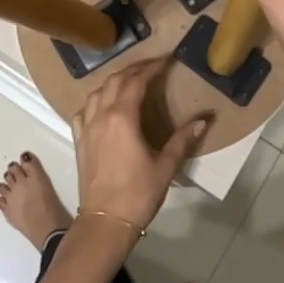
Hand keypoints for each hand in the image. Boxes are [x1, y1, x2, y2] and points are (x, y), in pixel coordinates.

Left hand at [69, 58, 208, 229]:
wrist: (105, 221)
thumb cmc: (138, 193)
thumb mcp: (166, 166)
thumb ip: (182, 140)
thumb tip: (204, 120)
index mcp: (122, 117)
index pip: (136, 81)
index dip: (151, 68)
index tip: (166, 61)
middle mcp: (101, 116)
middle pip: (114, 81)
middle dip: (133, 70)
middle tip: (152, 67)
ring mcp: (86, 128)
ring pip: (96, 93)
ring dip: (113, 82)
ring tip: (130, 82)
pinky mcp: (79, 141)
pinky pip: (83, 111)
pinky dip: (95, 101)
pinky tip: (103, 106)